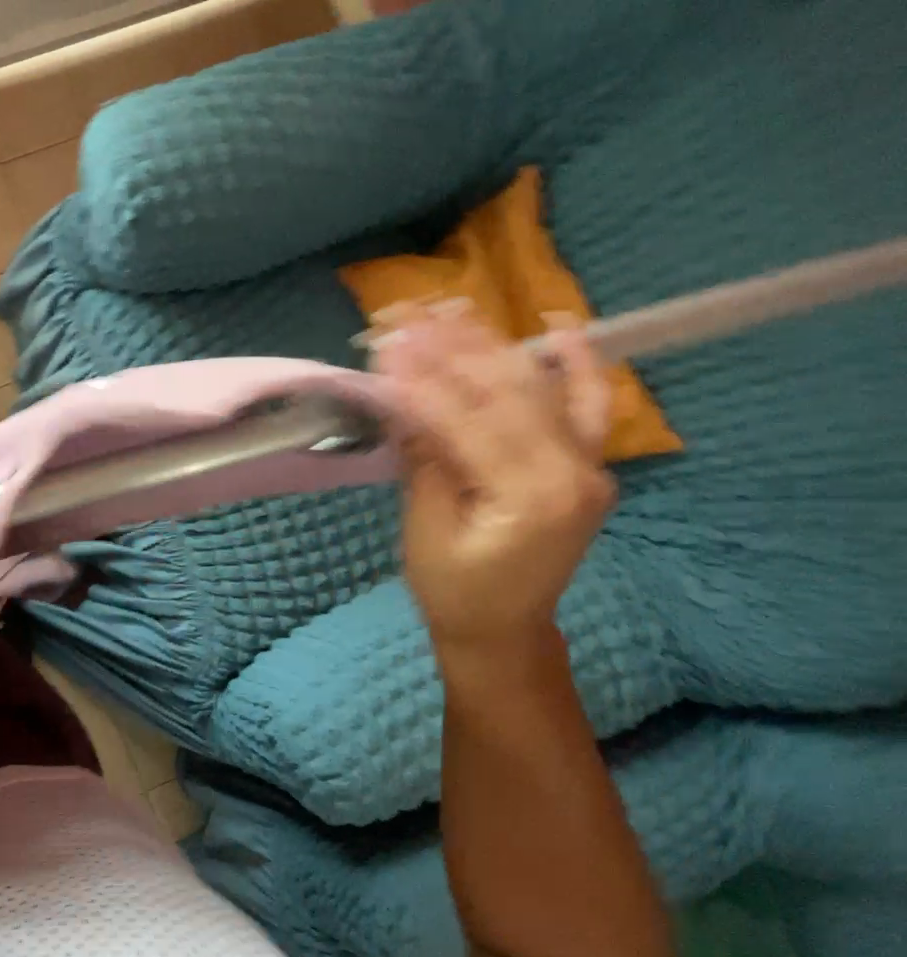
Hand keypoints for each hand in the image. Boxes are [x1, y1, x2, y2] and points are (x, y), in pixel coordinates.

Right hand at [378, 305, 615, 647]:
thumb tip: (401, 398)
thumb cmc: (453, 589)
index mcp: (531, 499)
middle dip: (454, 351)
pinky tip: (560, 325)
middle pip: (507, 394)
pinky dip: (577, 363)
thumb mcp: (426, 529)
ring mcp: (589, 465)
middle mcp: (574, 473)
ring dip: (492, 346)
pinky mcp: (588, 462)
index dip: (425, 380)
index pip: (470, 422)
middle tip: (410, 315)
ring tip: (452, 309)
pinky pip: (587, 405)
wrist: (503, 627)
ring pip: (540, 390)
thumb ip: (425, 460)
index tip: (387, 344)